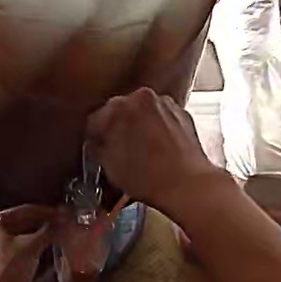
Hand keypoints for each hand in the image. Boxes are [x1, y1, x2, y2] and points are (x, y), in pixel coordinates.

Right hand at [85, 88, 227, 218]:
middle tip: (116, 152)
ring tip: (139, 153)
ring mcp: (164, 103)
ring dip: (137, 128)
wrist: (188, 184)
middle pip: (119, 112)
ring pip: (142, 114)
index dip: (93, 138)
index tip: (94, 150)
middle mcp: (140, 97)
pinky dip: (156, 130)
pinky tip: (156, 151)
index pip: (95, 120)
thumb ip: (96, 149)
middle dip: (116, 130)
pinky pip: (160, 118)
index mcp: (116, 108)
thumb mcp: (109, 167)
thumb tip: (96, 144)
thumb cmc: (147, 178)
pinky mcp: (182, 112)